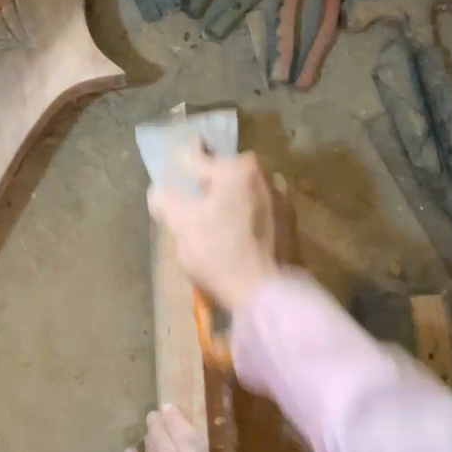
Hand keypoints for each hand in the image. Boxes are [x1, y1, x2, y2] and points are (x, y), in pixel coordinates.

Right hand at [148, 150, 280, 312]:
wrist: (266, 293)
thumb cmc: (220, 252)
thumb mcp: (181, 223)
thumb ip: (165, 198)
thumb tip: (161, 190)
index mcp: (238, 169)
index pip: (199, 157)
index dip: (182, 162)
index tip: (176, 162)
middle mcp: (265, 176)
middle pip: (226, 173)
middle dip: (209, 181)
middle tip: (192, 197)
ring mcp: (282, 200)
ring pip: (245, 191)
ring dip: (230, 199)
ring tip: (214, 218)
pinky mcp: (290, 225)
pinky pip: (260, 211)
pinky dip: (246, 216)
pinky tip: (236, 234)